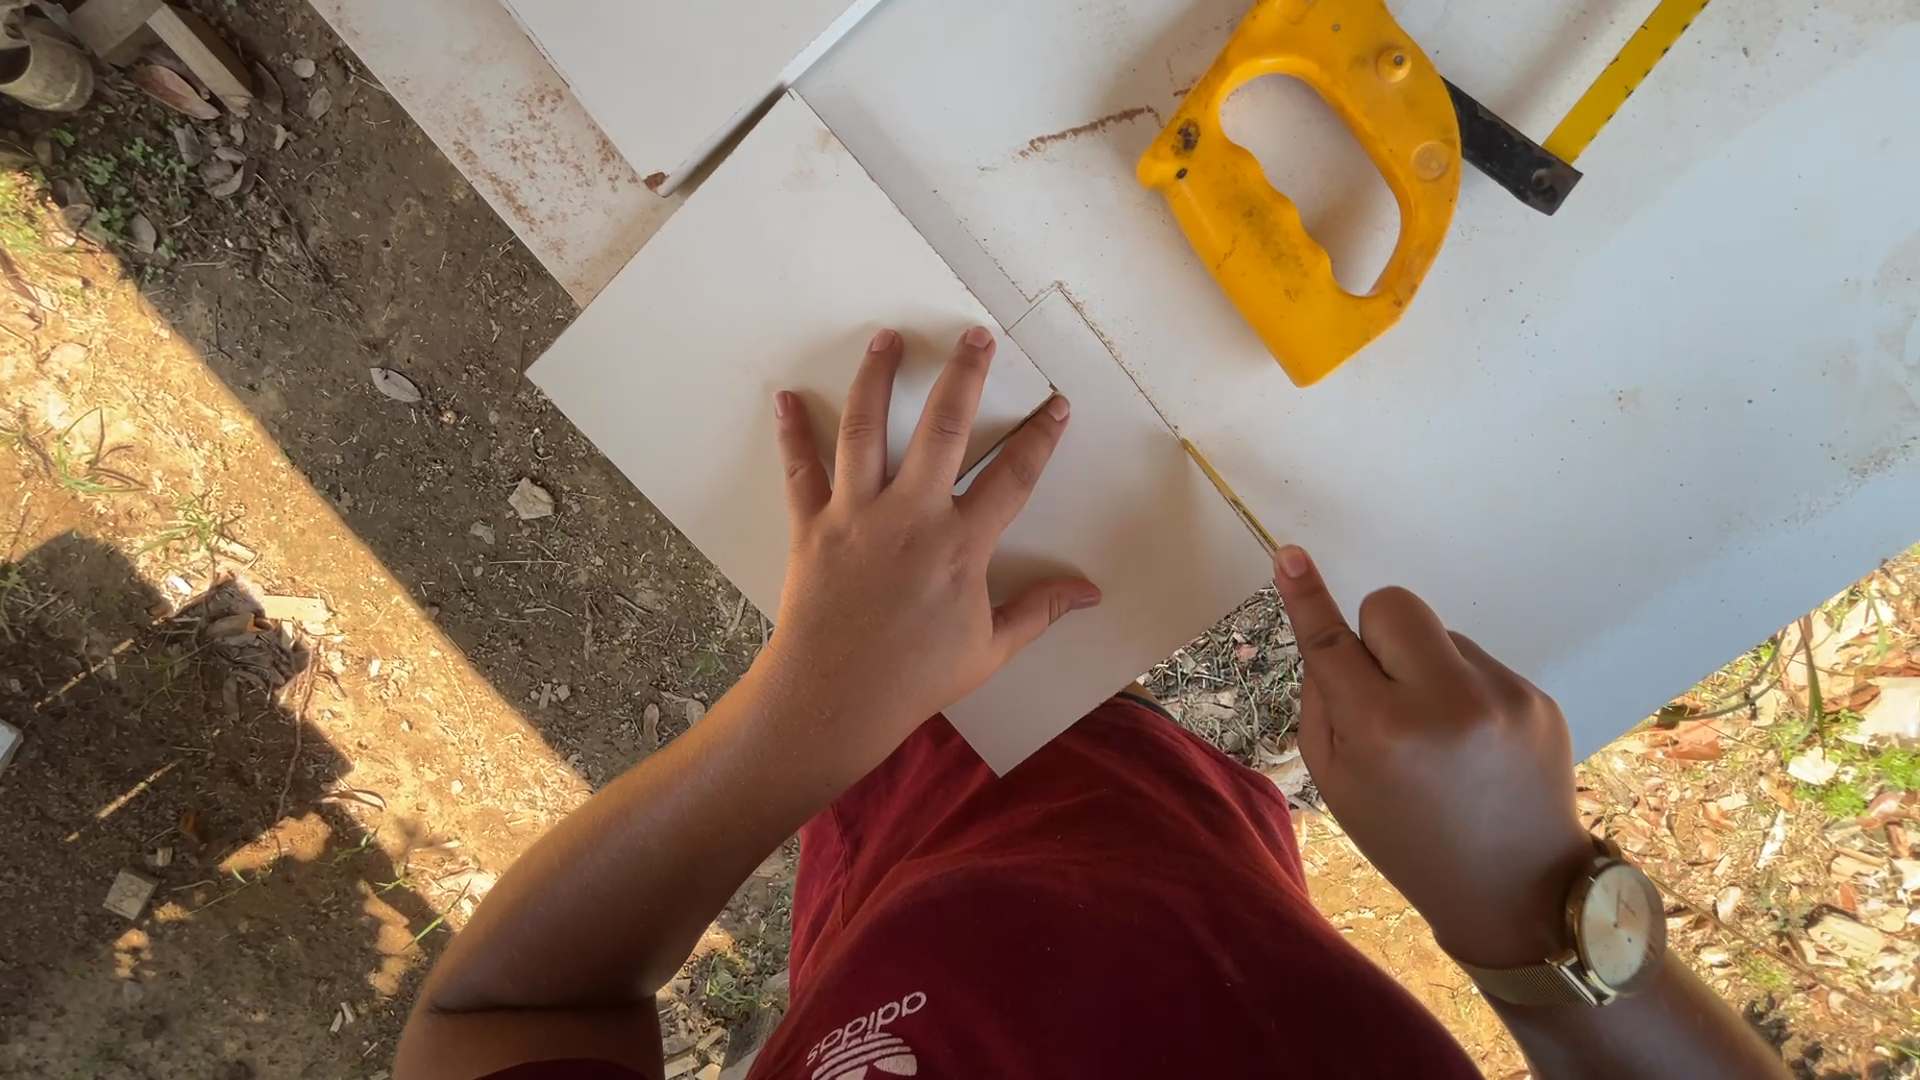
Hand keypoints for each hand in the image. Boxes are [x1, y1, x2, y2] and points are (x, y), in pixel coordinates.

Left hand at [756, 326, 1100, 774]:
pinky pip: (799, 469)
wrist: (834, 699)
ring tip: (887, 338)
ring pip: (865, 430)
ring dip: (877, 379)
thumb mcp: (989, 650)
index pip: (1013, 476)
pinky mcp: (812, 525)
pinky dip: (790, 431)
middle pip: (944, 429)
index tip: (1056, 405)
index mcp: (960, 546)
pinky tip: (784, 395)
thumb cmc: (916, 678)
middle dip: (965, 376)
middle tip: (975, 336)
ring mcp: (856, 515)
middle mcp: (910, 516)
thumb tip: (1089, 593)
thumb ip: (1039, 611)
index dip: (1041, 436)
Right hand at [1272, 545, 1595, 968]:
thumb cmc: (1400, 835)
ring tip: (1435, 730)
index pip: (1330, 642)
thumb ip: (1323, 700)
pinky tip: (1469, 738)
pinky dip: (1457, 685)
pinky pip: (1472, 659)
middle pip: (1392, 605)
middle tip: (1380, 686)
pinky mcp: (1538, 698)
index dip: (1306, 595)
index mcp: (1381, 728)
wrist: (1516, 891)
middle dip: (1374, 631)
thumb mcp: (1333, 778)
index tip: (1290, 554)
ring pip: (1433, 633)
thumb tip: (1334, 640)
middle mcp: (1445, 701)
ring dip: (1419, 664)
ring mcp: (1502, 696)